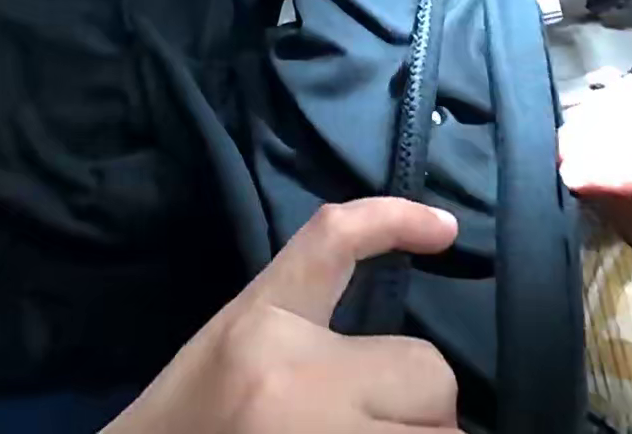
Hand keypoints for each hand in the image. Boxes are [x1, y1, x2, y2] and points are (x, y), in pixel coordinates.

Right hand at [103, 198, 461, 433]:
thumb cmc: (187, 418)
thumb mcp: (236, 349)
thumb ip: (311, 337)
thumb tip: (413, 366)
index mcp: (262, 322)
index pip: (334, 238)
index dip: (392, 218)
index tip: (445, 227)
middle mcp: (299, 381)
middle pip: (429, 371)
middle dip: (417, 398)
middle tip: (375, 417)